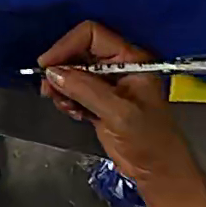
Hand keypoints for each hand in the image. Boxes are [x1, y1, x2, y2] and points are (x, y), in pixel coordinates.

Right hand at [38, 21, 203, 197]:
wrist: (158, 170)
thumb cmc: (148, 139)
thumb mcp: (119, 112)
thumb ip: (86, 89)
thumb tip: (53, 72)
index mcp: (130, 58)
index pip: (92, 35)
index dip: (67, 45)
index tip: (47, 65)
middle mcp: (118, 65)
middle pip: (79, 51)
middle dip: (61, 68)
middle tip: (48, 90)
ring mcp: (108, 84)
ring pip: (73, 72)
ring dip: (62, 87)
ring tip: (65, 106)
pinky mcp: (99, 101)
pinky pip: (74, 90)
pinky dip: (67, 99)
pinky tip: (74, 114)